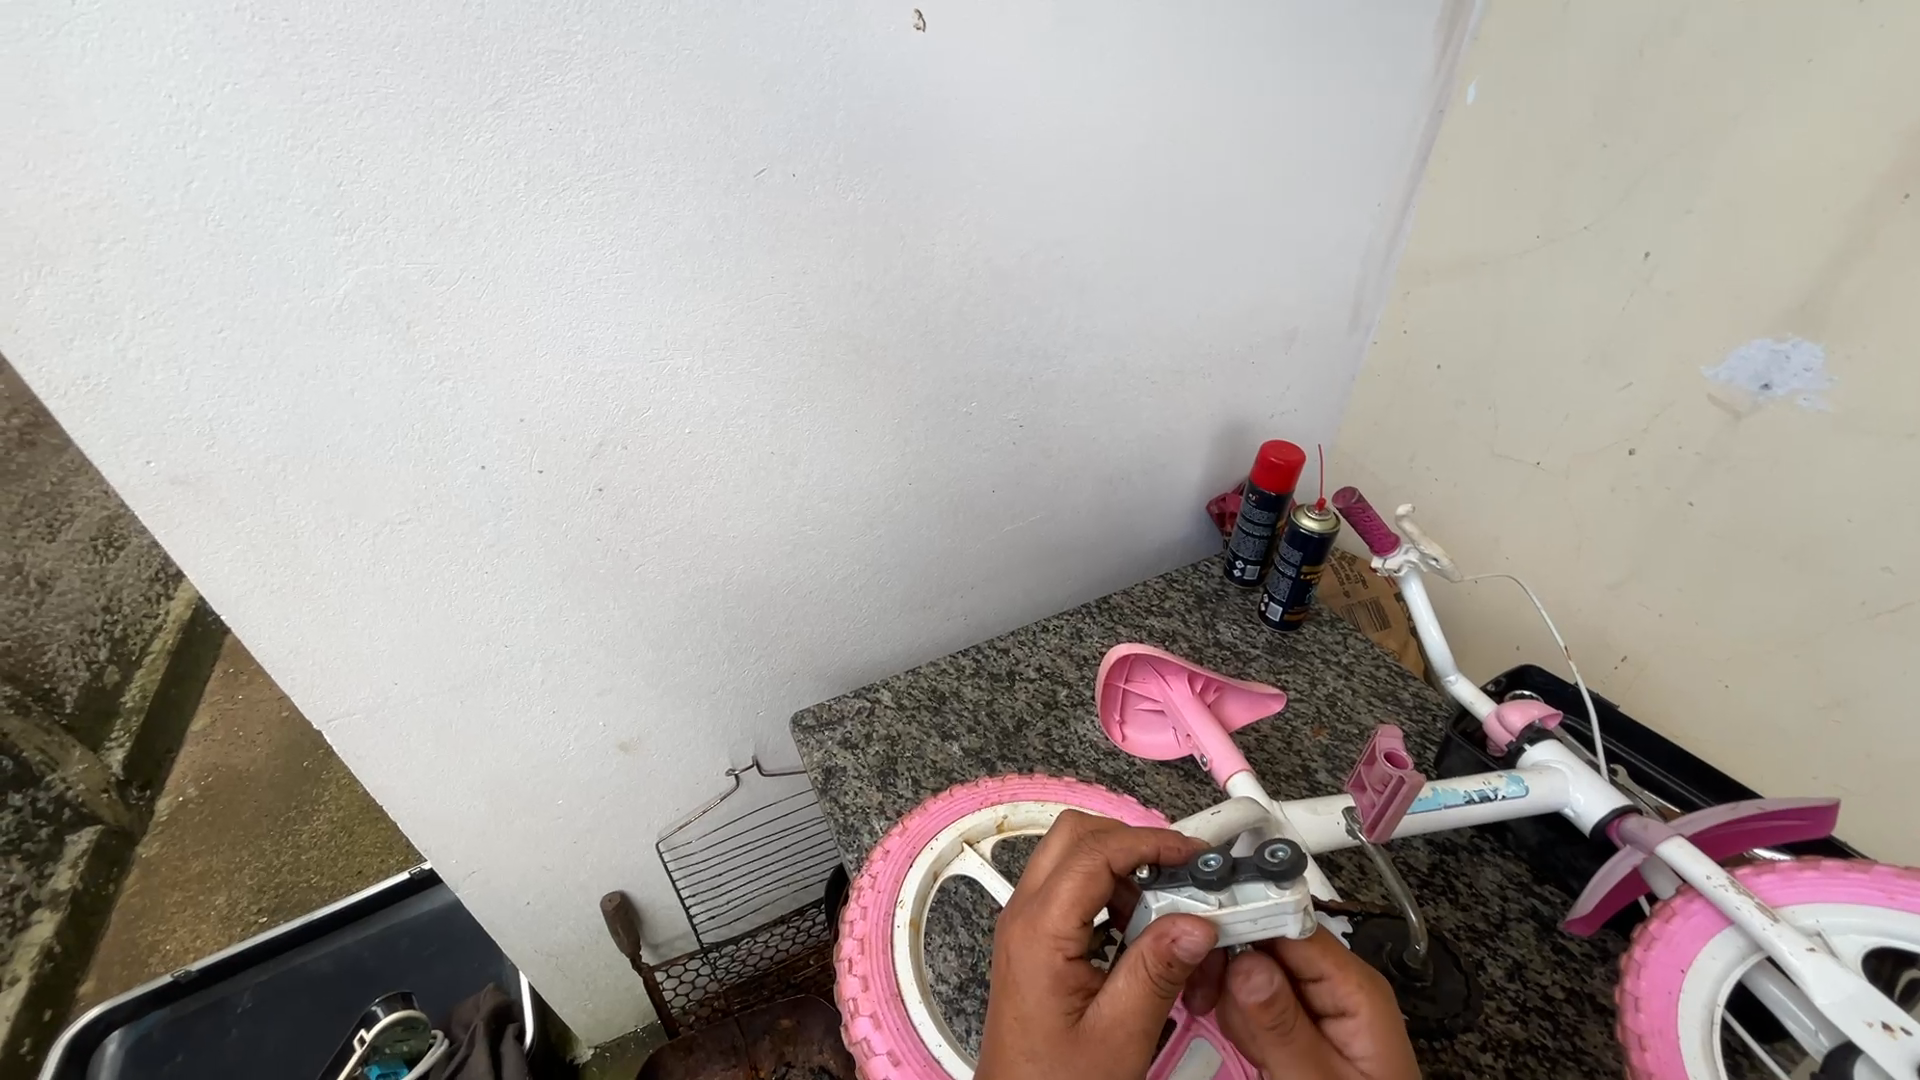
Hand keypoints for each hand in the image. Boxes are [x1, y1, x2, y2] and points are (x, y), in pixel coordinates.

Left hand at [976, 810, 1217, 1079]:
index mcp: (1039, 929)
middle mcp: (1024, 913)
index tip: (1191, 853)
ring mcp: (1025, 921)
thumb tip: (1196, 922)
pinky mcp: (1034, 936)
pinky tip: (1137, 931)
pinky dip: (1108, 891)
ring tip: (1161, 910)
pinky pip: (1071, 886)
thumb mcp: (1119, 1035)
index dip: (1148, 842)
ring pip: (1071, 855)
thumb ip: (1158, 972)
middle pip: (1074, 835)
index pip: (1094, 851)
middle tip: (1176, 871)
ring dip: (1120, 867)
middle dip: (1130, 841)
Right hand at [1210, 927, 1420, 1079]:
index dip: (1239, 921)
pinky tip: (1254, 1050)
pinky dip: (1240, 1016)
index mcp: (1351, 983)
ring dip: (1234, 1002)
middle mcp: (1334, 978)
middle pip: (1264, 939)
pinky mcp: (1299, 1014)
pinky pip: (1254, 994)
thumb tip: (1242, 960)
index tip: (1194, 943)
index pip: (1287, 921)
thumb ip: (1281, 1027)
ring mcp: (1315, 996)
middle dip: (1230, 970)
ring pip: (1251, 965)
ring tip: (1252, 1050)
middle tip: (1207, 1005)